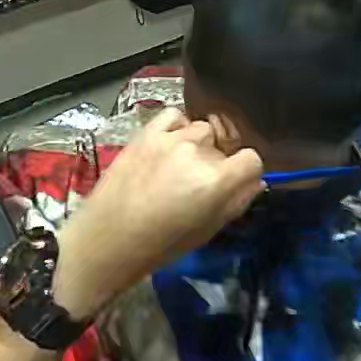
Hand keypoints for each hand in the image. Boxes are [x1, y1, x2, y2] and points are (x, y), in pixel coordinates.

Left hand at [51, 109, 263, 318]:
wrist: (106, 239)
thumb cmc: (160, 245)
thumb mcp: (208, 231)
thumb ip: (236, 202)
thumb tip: (254, 181)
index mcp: (216, 180)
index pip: (252, 159)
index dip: (247, 171)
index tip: (237, 181)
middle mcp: (197, 152)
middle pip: (225, 143)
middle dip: (220, 159)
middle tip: (202, 180)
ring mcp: (170, 138)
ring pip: (202, 128)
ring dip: (199, 144)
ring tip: (182, 164)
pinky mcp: (147, 132)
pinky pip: (175, 116)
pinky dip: (179, 126)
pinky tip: (171, 144)